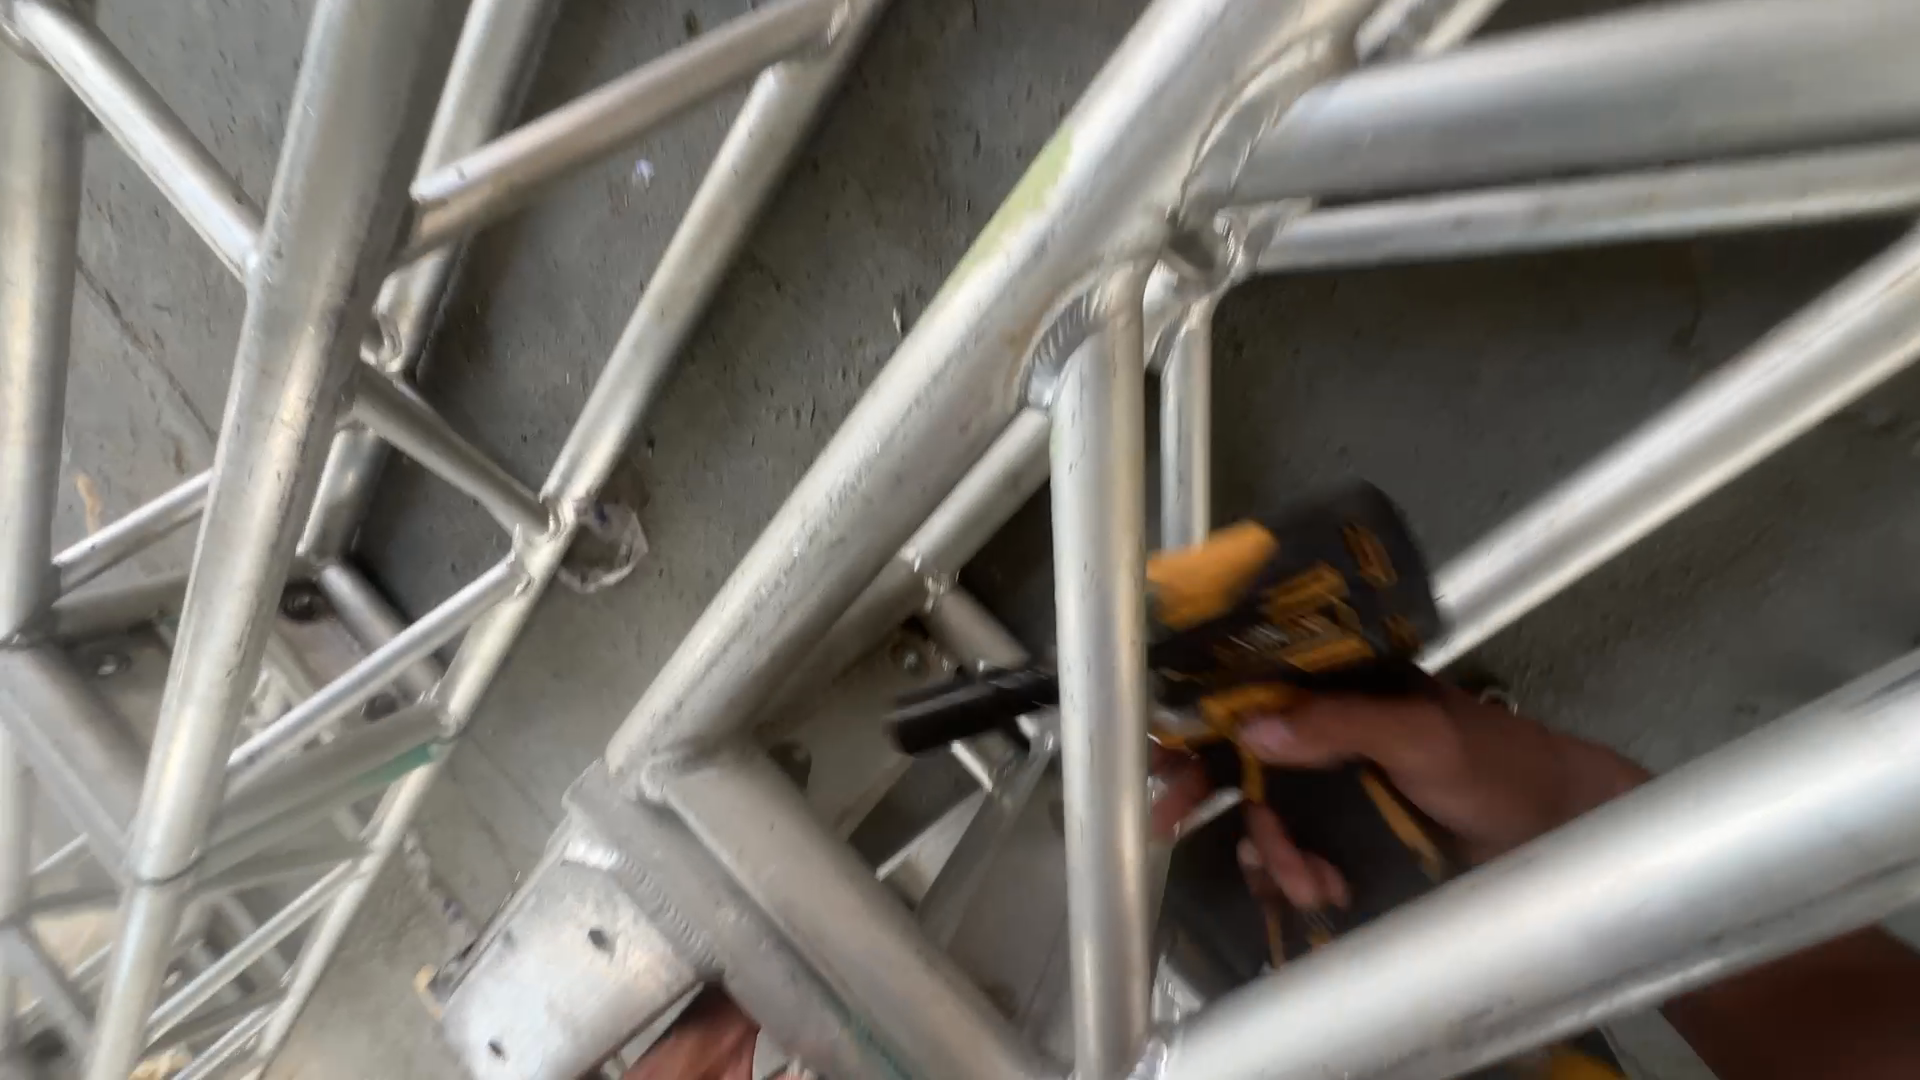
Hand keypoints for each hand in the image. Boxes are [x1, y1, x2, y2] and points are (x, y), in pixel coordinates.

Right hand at [1152, 678, 1648, 911]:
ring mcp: (1325, 796)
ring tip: (1308, 882)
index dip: (1192, 721)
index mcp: (1324, 695)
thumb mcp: (1417, 732)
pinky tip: (1319, 893)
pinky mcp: (1340, 845)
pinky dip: (1289, 881)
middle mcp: (1314, 740)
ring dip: (1267, 855)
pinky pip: (1286, 861)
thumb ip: (1338, 724)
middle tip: (1169, 822)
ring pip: (1256, 820)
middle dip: (1200, 796)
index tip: (1156, 753)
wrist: (1557, 841)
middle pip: (1232, 763)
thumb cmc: (1492, 761)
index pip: (1241, 697)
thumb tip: (1250, 728)